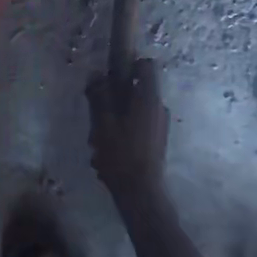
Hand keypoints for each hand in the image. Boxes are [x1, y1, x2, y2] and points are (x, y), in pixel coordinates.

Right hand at [86, 57, 168, 198]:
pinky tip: (108, 154)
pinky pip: (138, 126)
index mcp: (149, 98)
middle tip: (97, 117)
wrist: (141, 192)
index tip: (111, 78)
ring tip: (98, 142)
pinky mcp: (158, 140)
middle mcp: (159, 107)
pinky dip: (123, 133)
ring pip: (134, 110)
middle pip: (136, 89)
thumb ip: (99, 96)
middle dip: (115, 99)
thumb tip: (95, 75)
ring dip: (115, 119)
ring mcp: (161, 124)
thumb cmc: (121, 154)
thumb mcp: (103, 123)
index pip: (146, 65)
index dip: (129, 66)